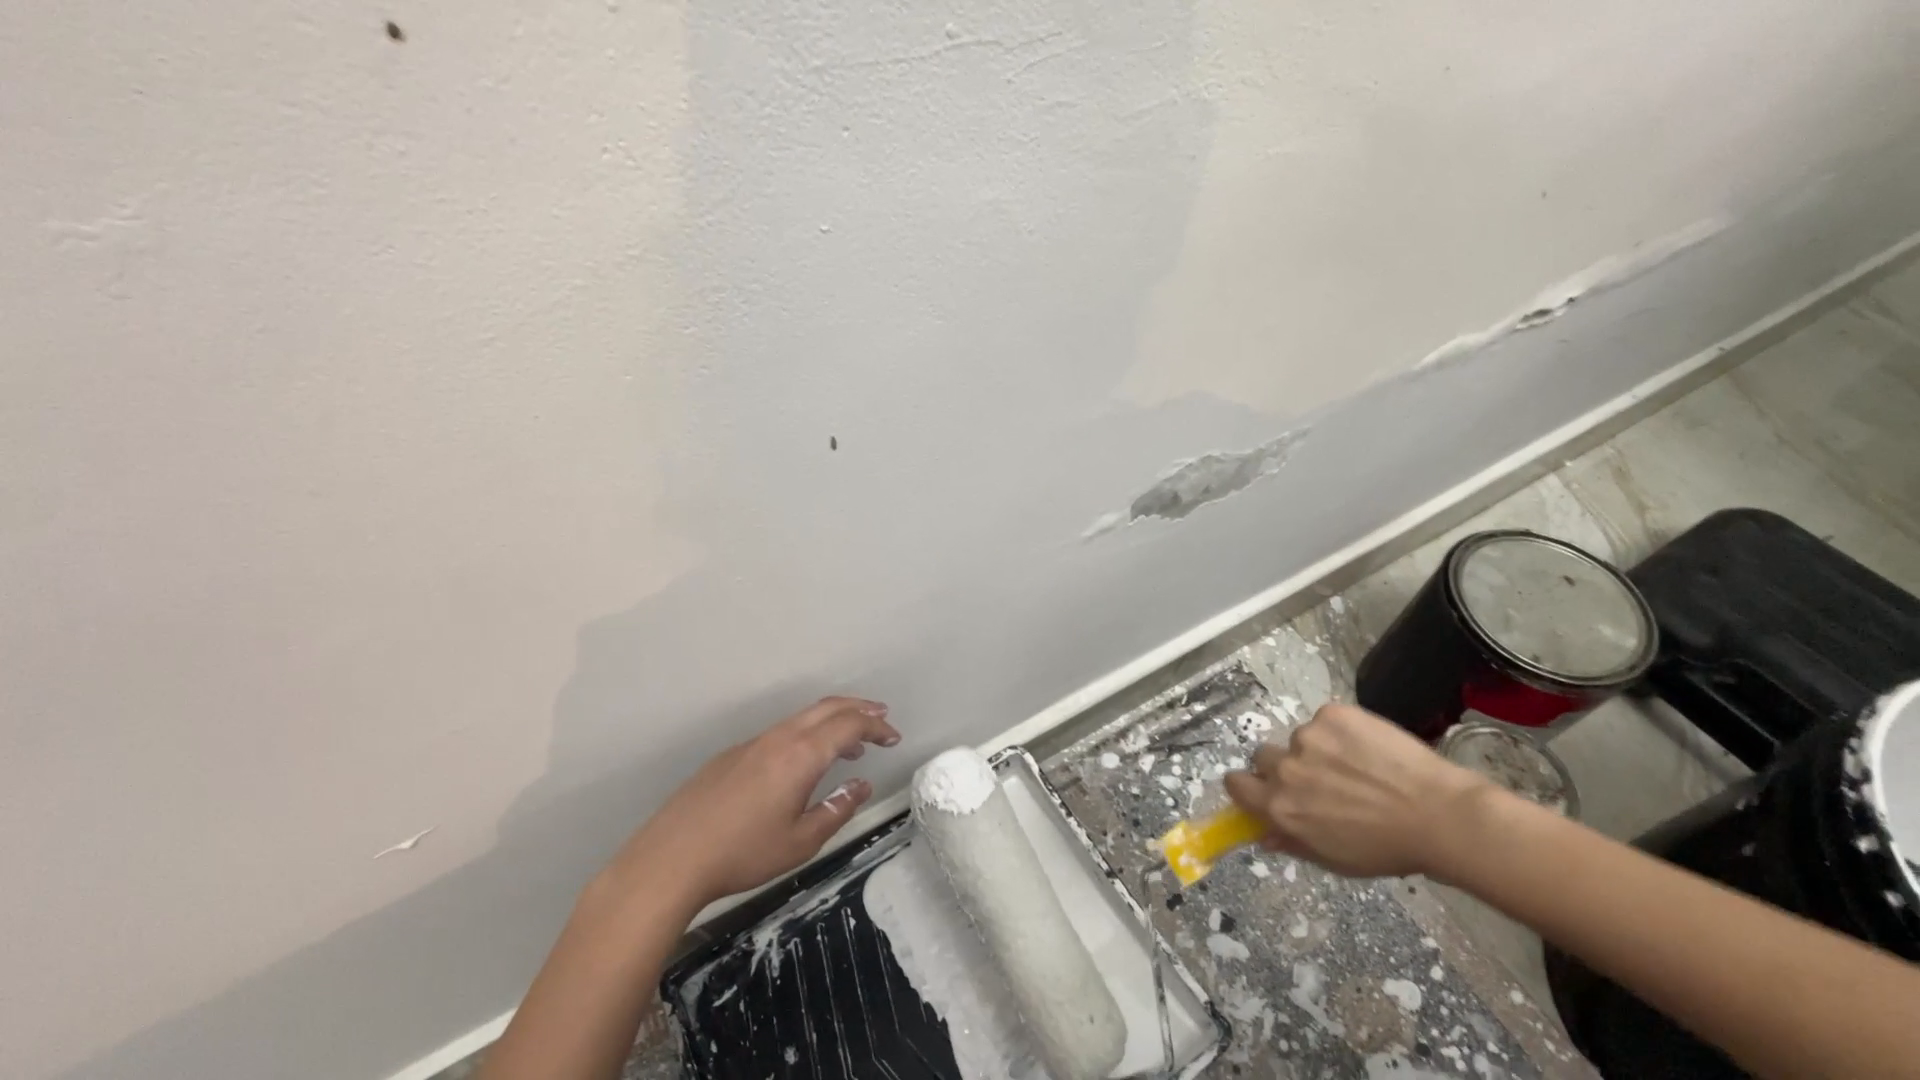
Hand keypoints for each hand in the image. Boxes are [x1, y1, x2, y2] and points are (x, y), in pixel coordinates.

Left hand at [598, 696, 900, 910]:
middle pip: (825, 708)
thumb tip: (861, 785)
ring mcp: (750, 745)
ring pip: (800, 719)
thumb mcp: (801, 841)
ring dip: (831, 722)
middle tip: (882, 717)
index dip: (876, 726)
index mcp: (800, 755)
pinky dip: (805, 735)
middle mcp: (777, 739)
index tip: (894, 737)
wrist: (672, 857)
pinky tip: (803, 763)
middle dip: (857, 709)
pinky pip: (779, 733)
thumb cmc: (743, 853)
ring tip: (851, 742)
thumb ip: (836, 809)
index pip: (848, 725)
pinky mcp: (731, 757)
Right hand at [1223, 703, 1490, 877]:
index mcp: (1279, 807)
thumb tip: (1264, 835)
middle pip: (1263, 757)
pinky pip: (1326, 720)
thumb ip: (1293, 843)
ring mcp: (1308, 736)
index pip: (1236, 784)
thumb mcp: (1335, 860)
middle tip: (1318, 778)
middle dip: (1283, 766)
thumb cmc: (1388, 848)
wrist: (1440, 815)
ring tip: (1356, 765)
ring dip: (1316, 749)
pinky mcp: (1334, 714)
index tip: (1265, 790)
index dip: (1249, 787)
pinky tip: (1370, 748)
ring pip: (1299, 739)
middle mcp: (1285, 769)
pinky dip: (1342, 732)